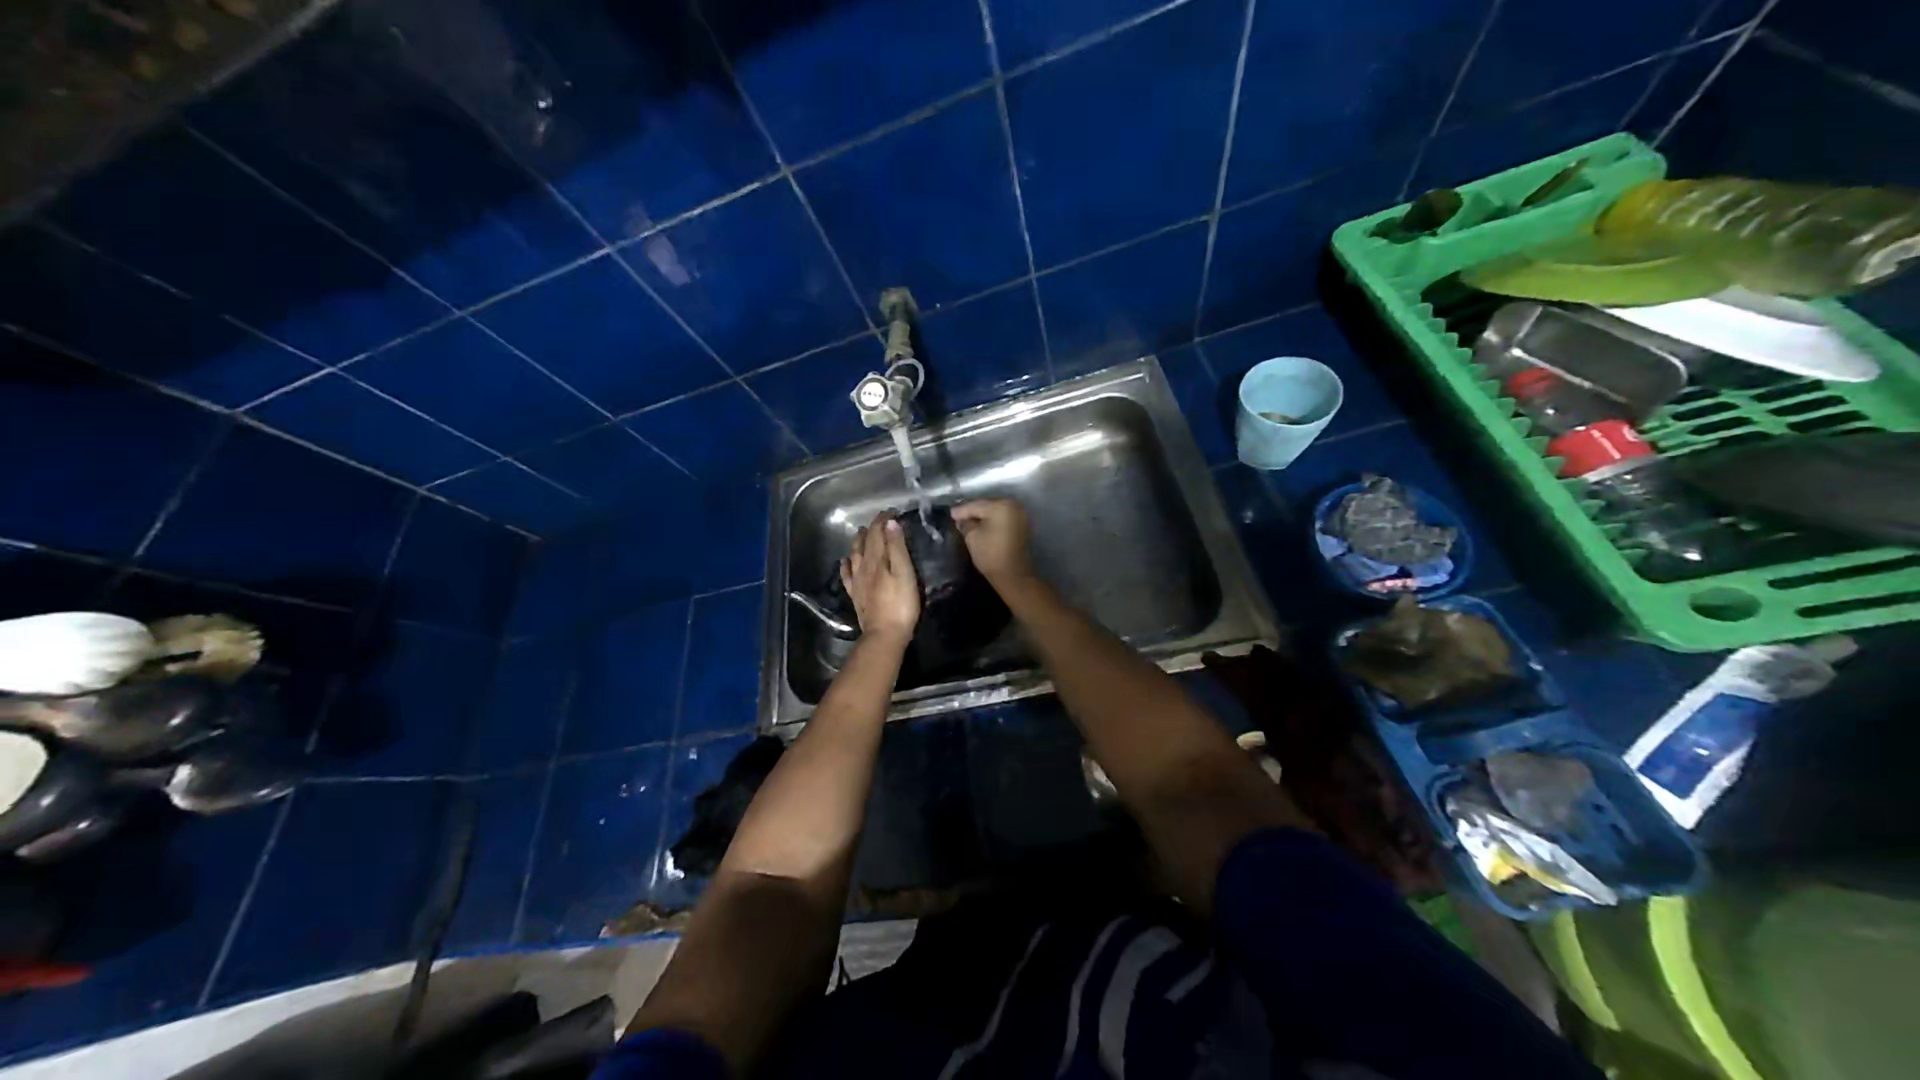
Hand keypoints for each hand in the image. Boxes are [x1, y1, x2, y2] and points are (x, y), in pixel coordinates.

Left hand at [840, 512, 918, 643]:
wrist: (884, 634)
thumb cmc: (901, 604)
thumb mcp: (905, 573)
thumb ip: (898, 547)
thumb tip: (890, 523)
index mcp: (877, 559)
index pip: (878, 532)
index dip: (883, 519)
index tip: (892, 511)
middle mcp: (863, 566)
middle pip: (865, 541)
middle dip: (872, 527)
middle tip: (881, 520)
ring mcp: (857, 581)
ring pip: (854, 554)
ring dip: (858, 541)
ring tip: (862, 533)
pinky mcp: (856, 594)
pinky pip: (847, 574)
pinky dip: (846, 564)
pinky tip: (845, 561)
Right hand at [949, 498, 1034, 585]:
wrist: (1012, 575)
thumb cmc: (991, 554)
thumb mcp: (972, 537)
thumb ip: (965, 524)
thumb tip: (962, 520)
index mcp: (1001, 506)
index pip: (976, 505)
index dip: (962, 510)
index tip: (950, 514)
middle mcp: (1013, 506)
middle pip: (987, 506)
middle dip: (972, 511)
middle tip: (958, 516)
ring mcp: (1019, 516)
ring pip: (995, 512)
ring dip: (982, 516)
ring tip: (967, 521)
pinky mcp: (1021, 526)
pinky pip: (1002, 519)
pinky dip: (991, 521)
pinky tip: (981, 526)